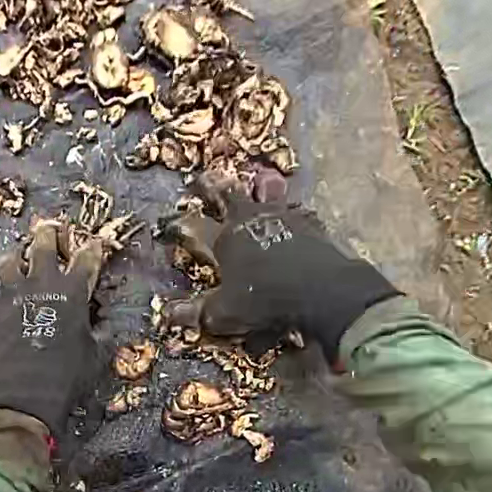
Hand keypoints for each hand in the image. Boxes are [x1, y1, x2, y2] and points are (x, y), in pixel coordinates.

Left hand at [0, 217, 106, 433]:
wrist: (29, 386)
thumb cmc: (69, 371)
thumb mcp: (96, 353)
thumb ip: (100, 334)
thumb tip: (106, 327)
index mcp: (72, 291)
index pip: (86, 261)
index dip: (92, 249)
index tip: (94, 242)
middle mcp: (41, 284)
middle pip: (42, 248)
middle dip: (47, 236)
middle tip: (47, 229)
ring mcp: (12, 295)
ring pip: (7, 264)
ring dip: (11, 259)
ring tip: (12, 257)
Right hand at [161, 171, 398, 360]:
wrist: (324, 291)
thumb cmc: (264, 300)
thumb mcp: (223, 313)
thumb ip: (195, 312)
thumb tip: (166, 314)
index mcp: (223, 238)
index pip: (193, 225)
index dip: (178, 222)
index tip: (167, 219)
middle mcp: (249, 220)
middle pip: (229, 195)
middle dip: (214, 186)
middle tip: (203, 177)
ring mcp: (283, 217)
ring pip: (266, 193)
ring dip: (259, 187)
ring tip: (257, 180)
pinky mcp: (311, 225)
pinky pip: (296, 211)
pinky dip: (290, 210)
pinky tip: (293, 212)